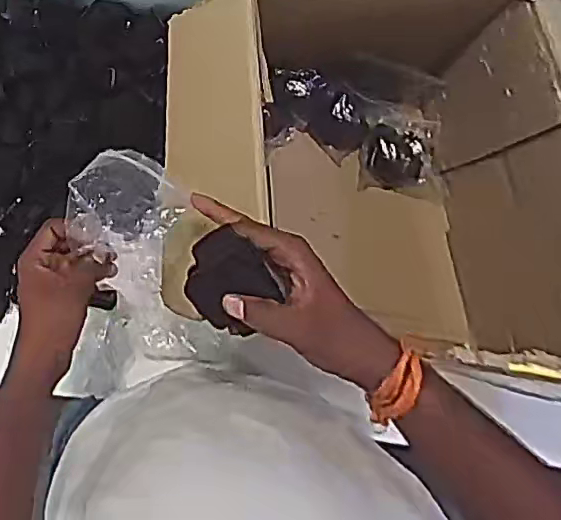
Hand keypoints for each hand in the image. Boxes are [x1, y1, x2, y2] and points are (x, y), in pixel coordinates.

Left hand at [11, 219, 114, 380]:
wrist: (45, 356)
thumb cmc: (49, 324)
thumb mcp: (75, 286)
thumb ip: (91, 264)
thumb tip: (102, 252)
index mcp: (34, 259)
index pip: (53, 228)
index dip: (74, 229)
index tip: (94, 234)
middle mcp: (39, 268)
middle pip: (64, 244)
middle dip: (87, 247)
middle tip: (106, 250)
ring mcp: (48, 283)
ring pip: (71, 262)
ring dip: (90, 262)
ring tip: (109, 265)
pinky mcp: (57, 297)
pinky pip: (74, 279)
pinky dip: (88, 277)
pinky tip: (104, 280)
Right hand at [191, 193, 399, 390]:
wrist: (367, 359)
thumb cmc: (339, 338)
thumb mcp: (296, 326)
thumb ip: (259, 313)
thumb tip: (226, 300)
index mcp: (293, 252)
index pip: (249, 227)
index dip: (221, 213)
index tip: (198, 201)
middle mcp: (290, 254)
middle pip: (247, 232)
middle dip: (220, 225)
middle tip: (194, 220)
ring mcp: (289, 268)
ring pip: (250, 250)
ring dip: (228, 247)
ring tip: (202, 246)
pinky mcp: (287, 284)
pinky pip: (255, 268)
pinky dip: (237, 268)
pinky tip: (222, 279)